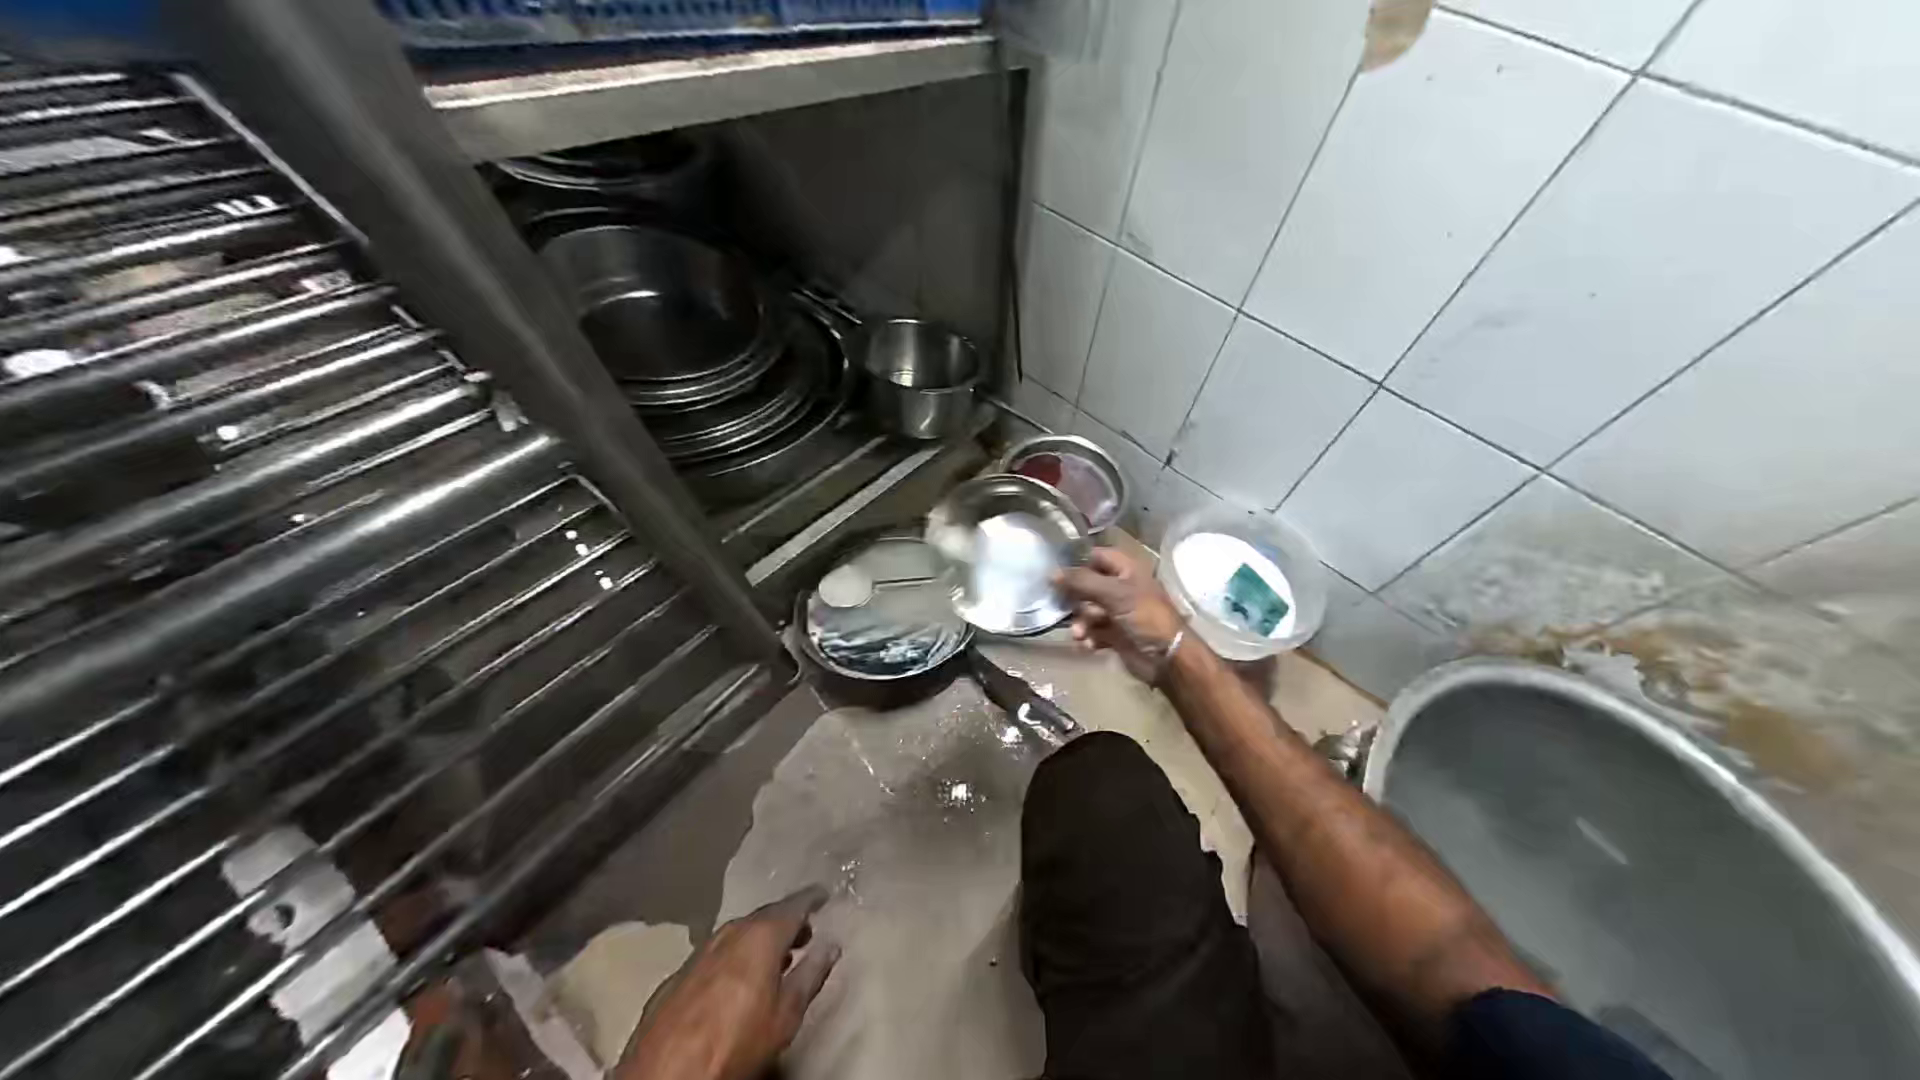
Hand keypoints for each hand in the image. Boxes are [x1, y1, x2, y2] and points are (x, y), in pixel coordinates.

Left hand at [616, 887, 838, 1079]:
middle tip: (805, 932)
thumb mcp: (786, 1016)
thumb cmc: (736, 1044)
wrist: (662, 1078)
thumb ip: (811, 975)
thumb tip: (831, 944)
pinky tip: (736, 981)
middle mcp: (730, 932)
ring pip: (738, 934)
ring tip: (776, 957)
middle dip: (786, 921)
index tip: (825, 895)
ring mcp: (699, 952)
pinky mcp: (676, 977)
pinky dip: (734, 958)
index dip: (812, 898)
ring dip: (759, 939)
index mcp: (761, 934)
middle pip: (764, 916)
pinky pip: (715, 955)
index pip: (794, 904)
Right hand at [1056, 547, 1187, 683]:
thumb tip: (1052, 573)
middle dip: (1074, 598)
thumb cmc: (1144, 616)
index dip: (1076, 562)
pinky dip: (1088, 637)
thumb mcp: (1113, 593)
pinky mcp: (1116, 634)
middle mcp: (1121, 588)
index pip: (1095, 556)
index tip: (1053, 571)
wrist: (1167, 658)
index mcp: (1126, 570)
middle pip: (1087, 585)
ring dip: (1081, 622)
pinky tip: (1087, 645)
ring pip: (1088, 611)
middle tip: (1059, 605)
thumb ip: (1081, 581)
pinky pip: (1093, 631)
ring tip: (1079, 633)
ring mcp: (1118, 612)